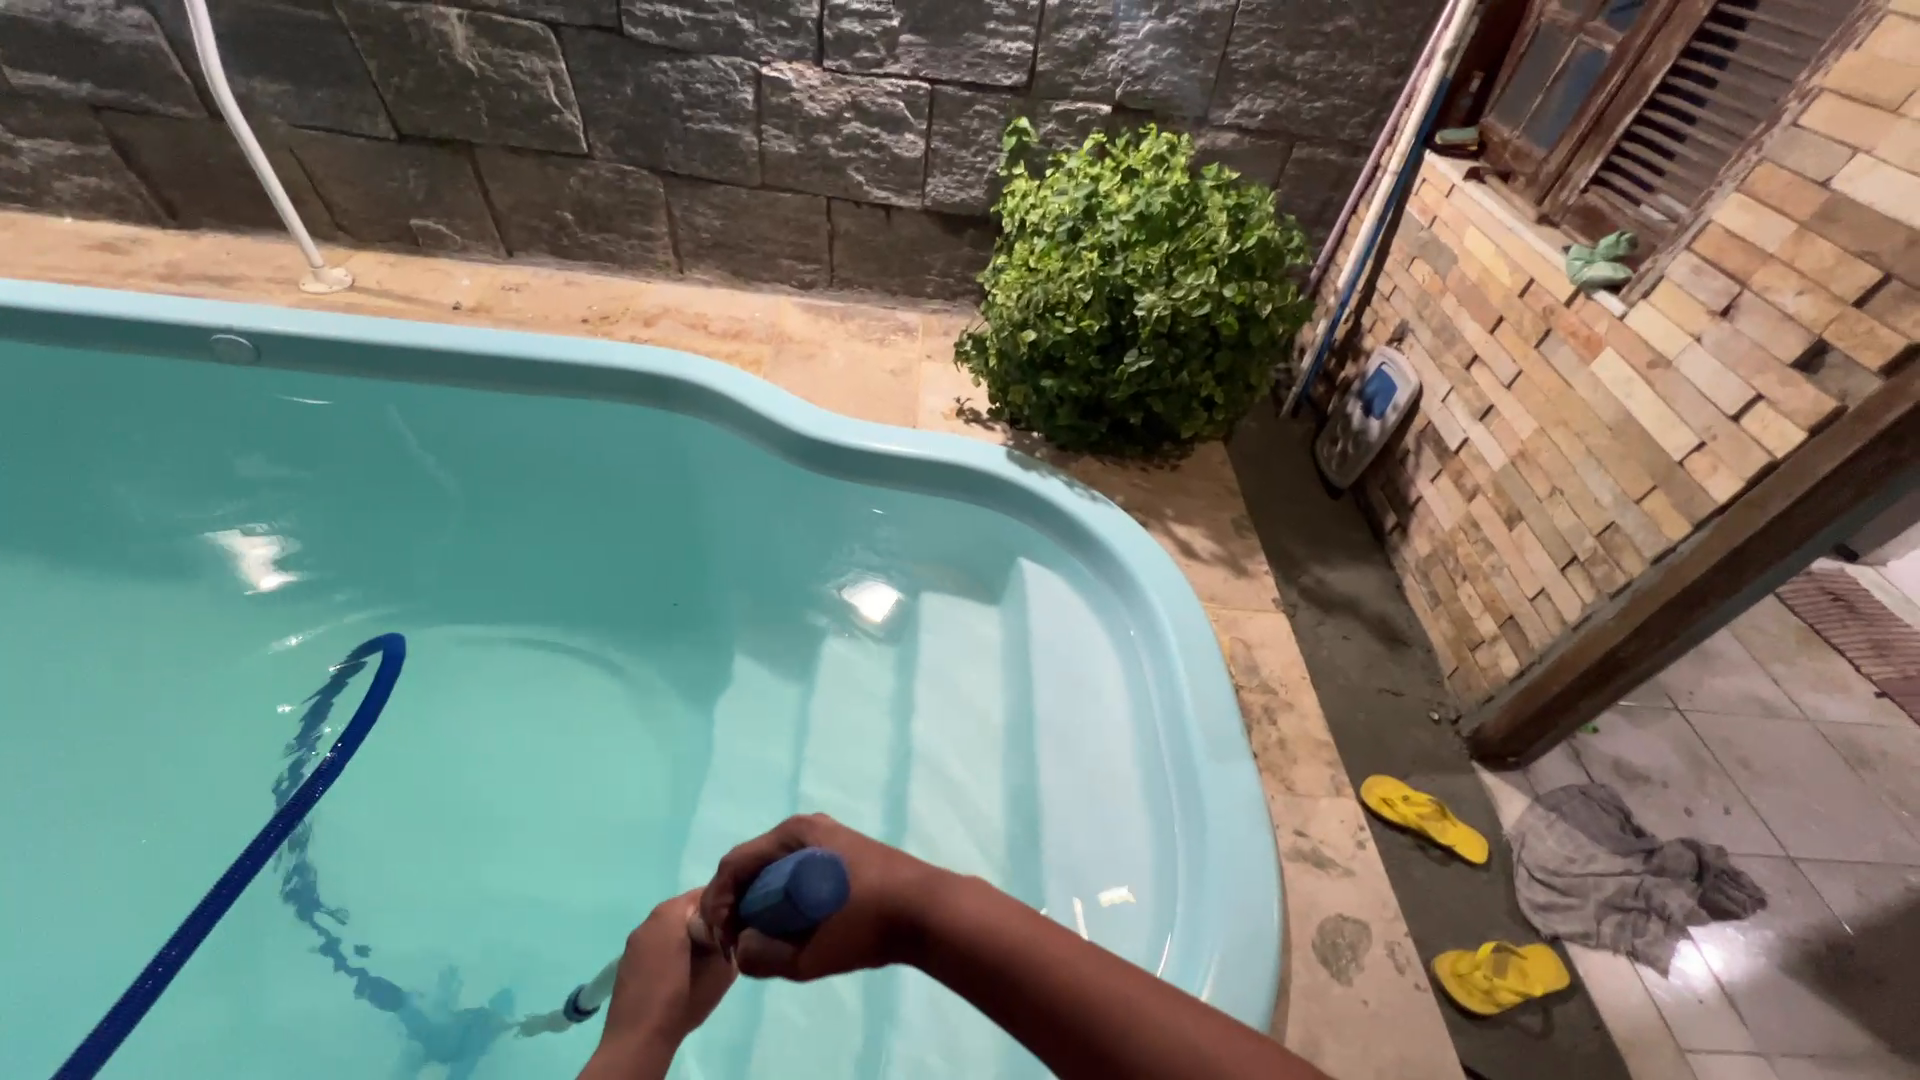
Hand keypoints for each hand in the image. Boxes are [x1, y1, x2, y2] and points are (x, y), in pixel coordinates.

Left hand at [593, 890, 736, 1058]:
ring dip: (687, 935)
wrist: (638, 1039)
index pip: (707, 892)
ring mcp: (634, 941)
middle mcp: (649, 919)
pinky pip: (656, 943)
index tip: (738, 921)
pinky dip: (670, 949)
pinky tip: (681, 972)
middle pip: (686, 908)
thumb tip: (734, 930)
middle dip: (706, 920)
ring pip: (670, 926)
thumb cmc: (683, 997)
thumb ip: (731, 939)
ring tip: (704, 958)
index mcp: (671, 912)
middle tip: (724, 941)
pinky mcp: (627, 961)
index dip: (726, 904)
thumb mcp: (723, 966)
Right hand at [700, 813, 949, 980]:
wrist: (928, 910)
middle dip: (738, 904)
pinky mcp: (841, 847)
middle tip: (739, 945)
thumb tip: (743, 946)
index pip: (733, 866)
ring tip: (762, 938)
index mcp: (792, 835)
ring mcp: (826, 833)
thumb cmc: (867, 925)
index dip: (717, 908)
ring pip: (775, 866)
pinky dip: (784, 893)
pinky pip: (796, 867)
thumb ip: (761, 957)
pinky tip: (792, 923)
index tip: (725, 946)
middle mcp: (805, 825)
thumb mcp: (807, 956)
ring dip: (761, 900)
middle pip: (752, 863)